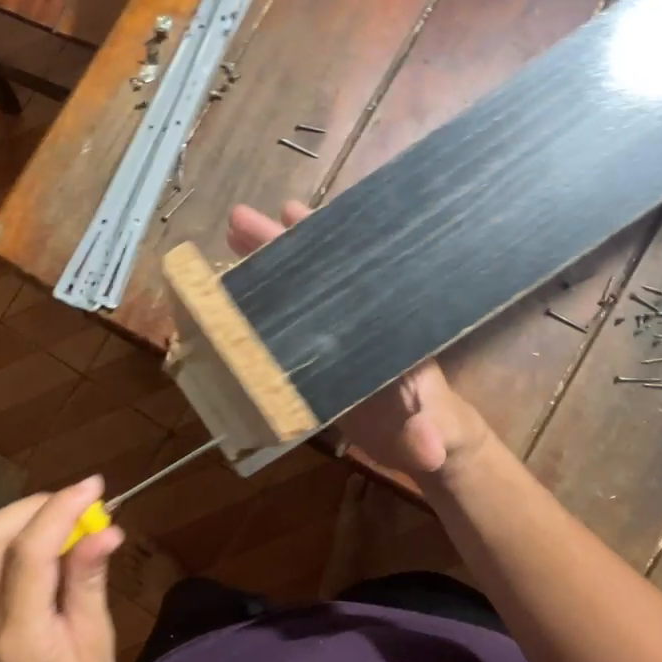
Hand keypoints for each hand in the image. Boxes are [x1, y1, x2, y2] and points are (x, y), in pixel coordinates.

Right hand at [226, 202, 491, 480]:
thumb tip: (429, 447)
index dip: (320, 242)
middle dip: (278, 245)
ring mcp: (333, 337)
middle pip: (315, 275)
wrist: (426, 443)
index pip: (350, 272)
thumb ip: (425, 436)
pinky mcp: (316, 358)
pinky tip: (229, 293)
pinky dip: (259, 307)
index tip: (290, 214)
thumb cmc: (432, 429)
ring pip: (296, 293)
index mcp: (384, 325)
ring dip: (265, 265)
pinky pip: (285, 325)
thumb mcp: (430, 433)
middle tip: (239, 218)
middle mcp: (356, 320)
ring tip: (231, 230)